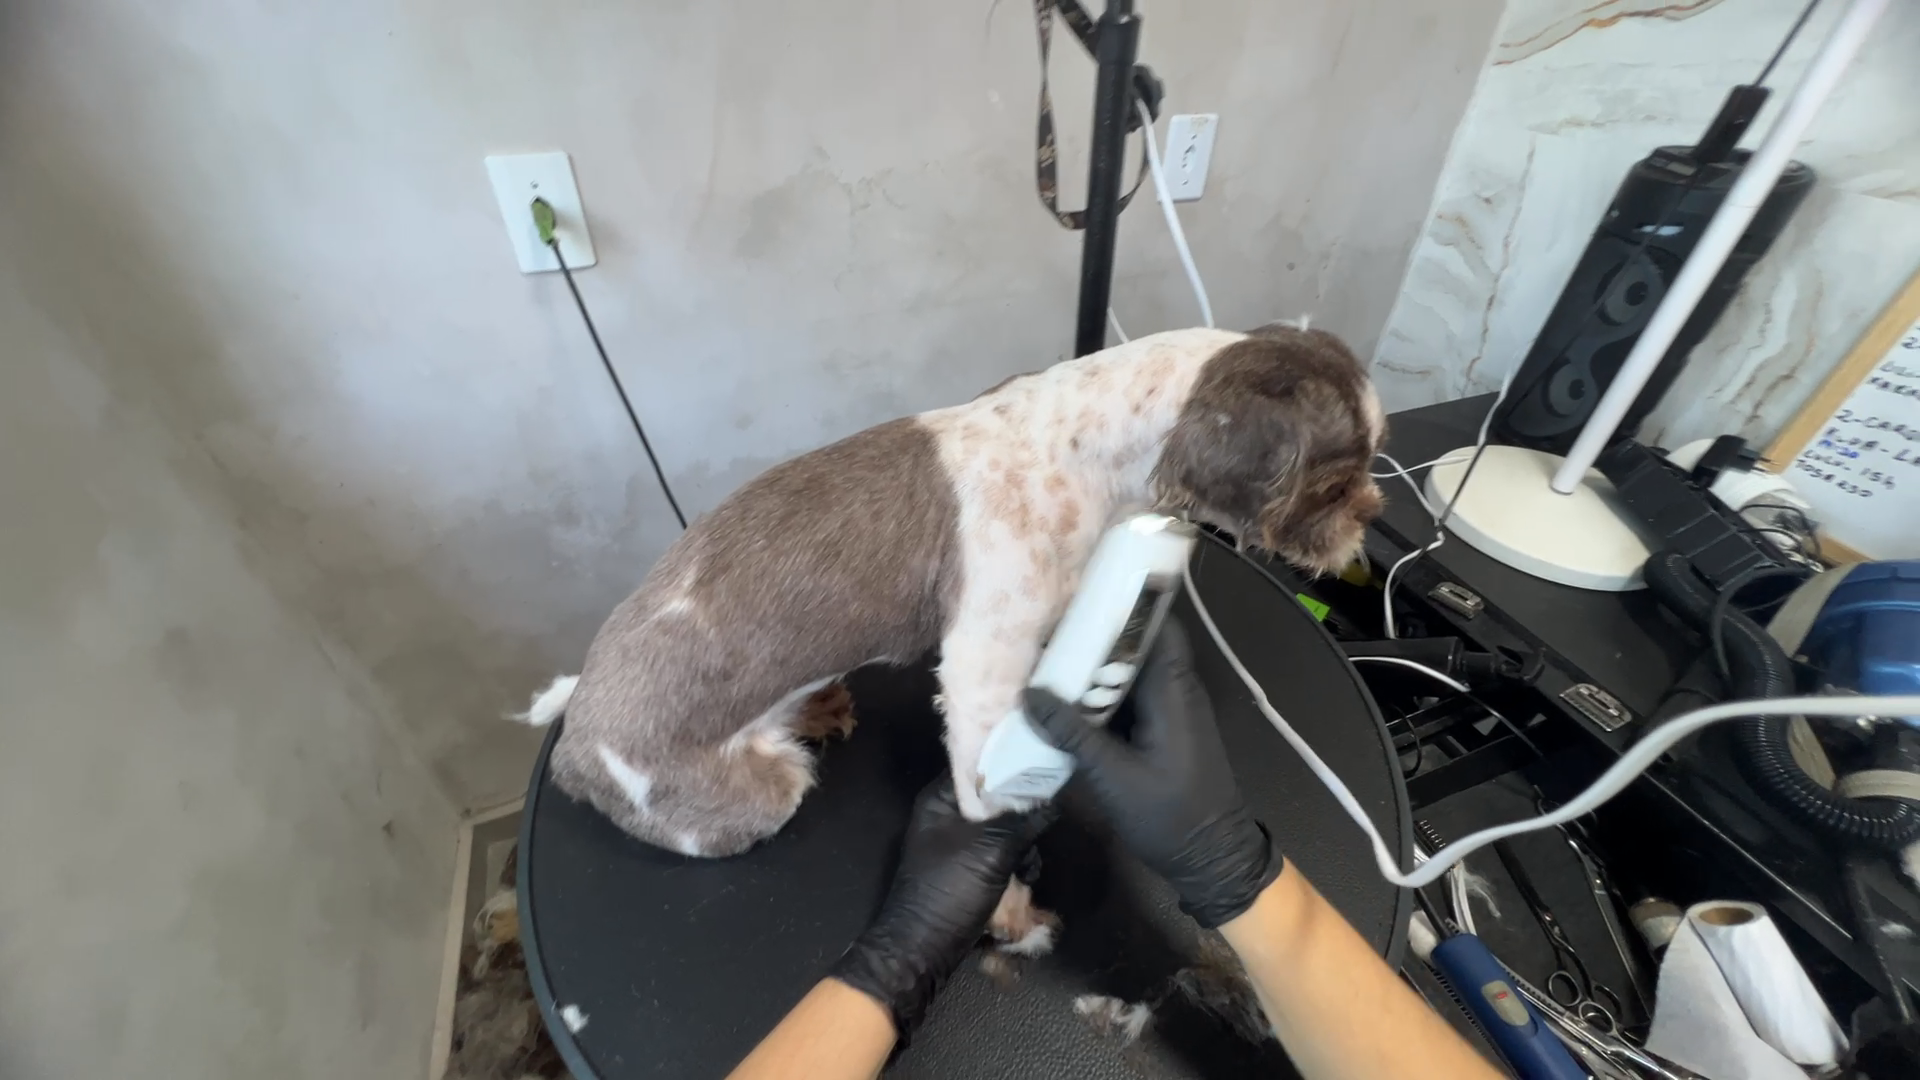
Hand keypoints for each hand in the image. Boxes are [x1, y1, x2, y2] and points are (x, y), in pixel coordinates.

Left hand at [830, 777, 1052, 1036]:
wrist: (921, 951)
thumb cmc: (950, 891)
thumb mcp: (992, 850)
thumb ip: (1024, 819)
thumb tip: (1053, 799)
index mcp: (941, 797)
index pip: (979, 763)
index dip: (1010, 765)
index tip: (1042, 772)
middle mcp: (946, 813)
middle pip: (995, 798)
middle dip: (1020, 818)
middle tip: (1033, 836)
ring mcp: (955, 842)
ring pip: (1001, 828)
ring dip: (1020, 847)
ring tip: (1026, 869)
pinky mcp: (966, 867)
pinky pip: (997, 852)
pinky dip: (1012, 864)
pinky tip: (1023, 880)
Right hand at [1023, 620, 1280, 926]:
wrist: (1213, 861)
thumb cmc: (1170, 815)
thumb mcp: (1112, 775)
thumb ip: (1071, 732)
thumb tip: (1028, 694)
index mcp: (1172, 689)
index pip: (1155, 624)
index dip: (1121, 605)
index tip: (1079, 596)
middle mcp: (1174, 689)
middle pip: (1135, 644)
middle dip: (1095, 635)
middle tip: (1048, 628)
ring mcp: (1169, 709)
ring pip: (1129, 672)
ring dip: (1094, 667)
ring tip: (1048, 655)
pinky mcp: (1161, 728)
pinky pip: (1129, 698)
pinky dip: (1101, 694)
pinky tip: (1066, 696)